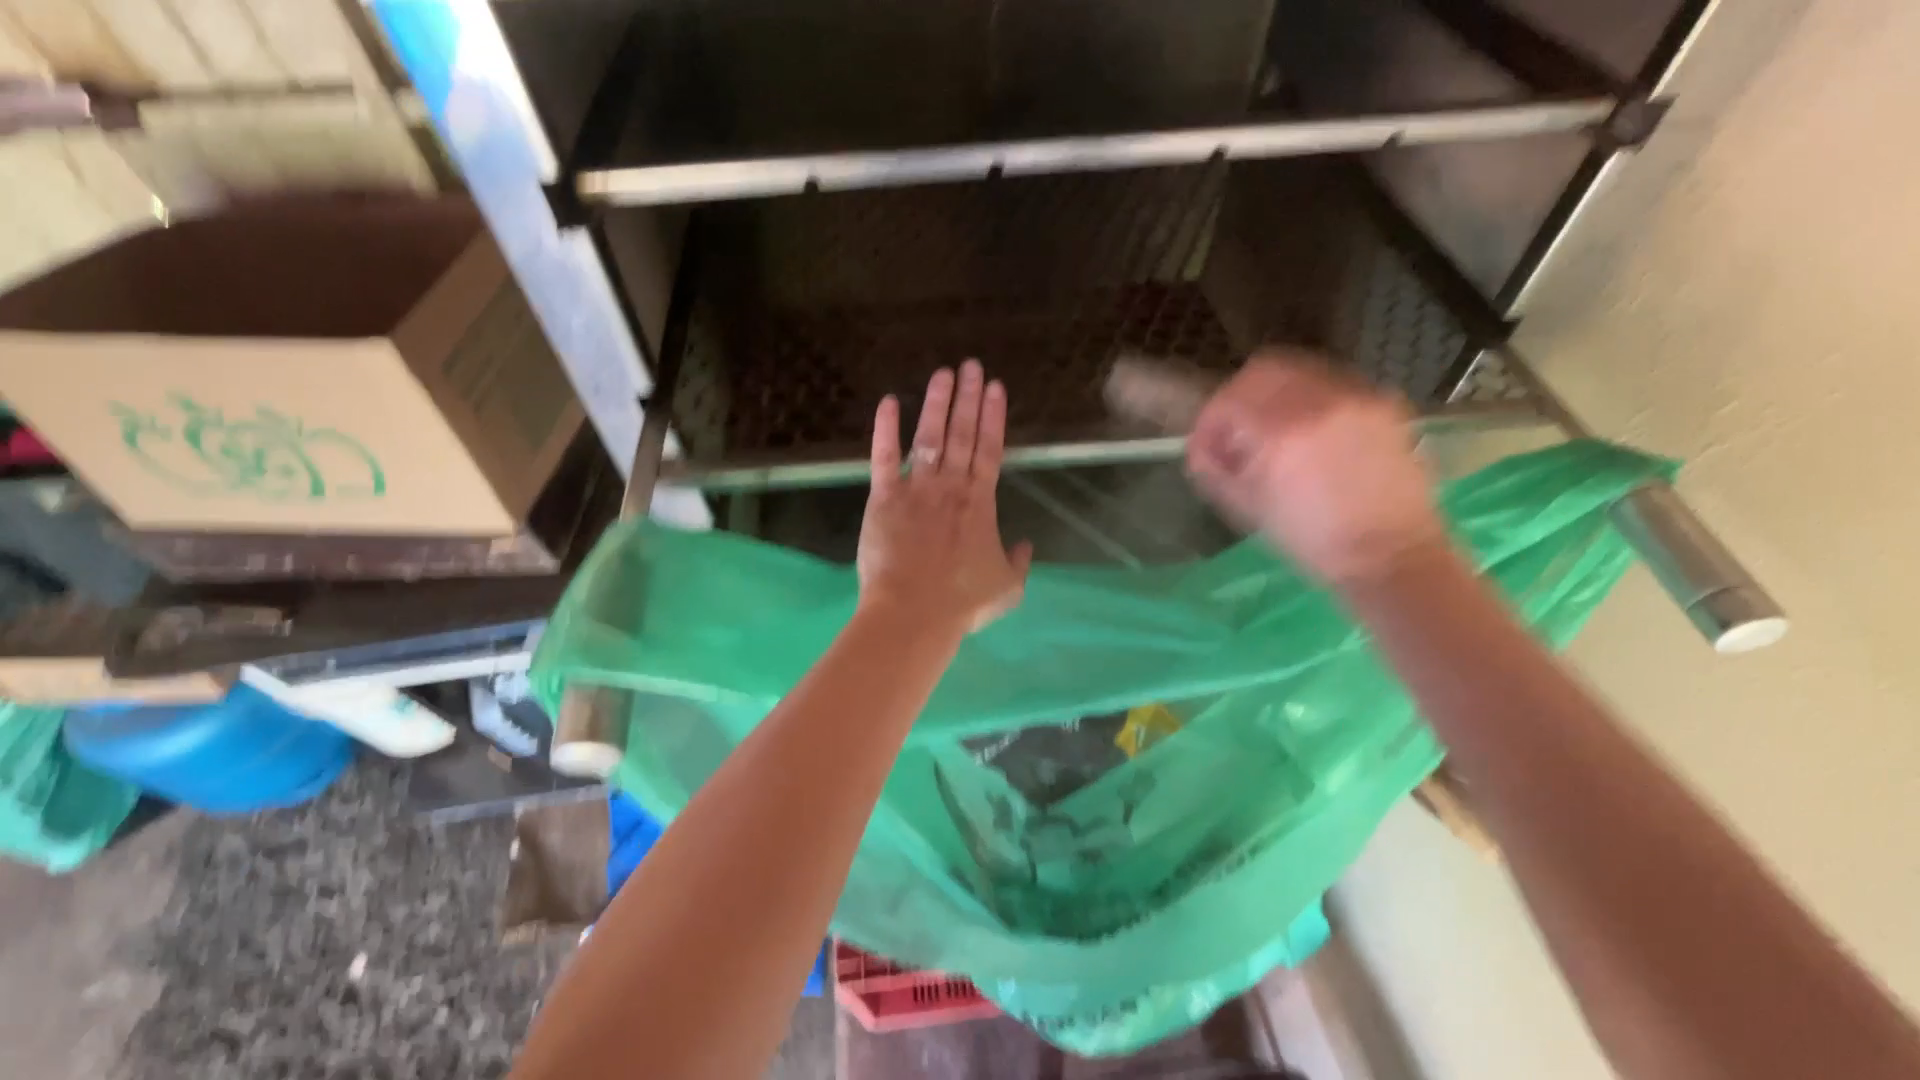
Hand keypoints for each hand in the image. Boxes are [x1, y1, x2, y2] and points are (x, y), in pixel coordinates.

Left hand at [859, 359, 1032, 631]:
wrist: (914, 612)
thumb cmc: (963, 602)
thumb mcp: (1007, 587)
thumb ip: (1019, 562)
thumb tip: (1025, 545)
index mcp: (980, 503)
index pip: (990, 450)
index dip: (994, 417)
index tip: (997, 387)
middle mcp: (950, 487)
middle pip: (962, 434)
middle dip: (968, 398)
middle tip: (971, 366)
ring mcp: (916, 489)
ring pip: (929, 436)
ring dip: (936, 403)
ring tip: (943, 373)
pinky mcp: (883, 498)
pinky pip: (884, 457)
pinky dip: (886, 429)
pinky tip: (889, 402)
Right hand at [1184, 349, 1447, 587]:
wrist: (1390, 556)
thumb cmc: (1313, 543)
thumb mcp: (1250, 510)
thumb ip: (1217, 471)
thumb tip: (1203, 449)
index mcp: (1280, 433)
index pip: (1228, 401)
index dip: (1209, 422)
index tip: (1207, 445)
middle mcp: (1319, 402)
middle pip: (1264, 370)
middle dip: (1241, 396)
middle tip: (1238, 429)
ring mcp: (1355, 398)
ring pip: (1301, 370)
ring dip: (1277, 393)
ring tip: (1275, 429)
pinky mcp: (1382, 404)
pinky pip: (1334, 384)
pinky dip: (1312, 399)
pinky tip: (1312, 432)